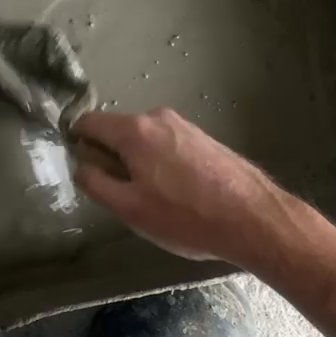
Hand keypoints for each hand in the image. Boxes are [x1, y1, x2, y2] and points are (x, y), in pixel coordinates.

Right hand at [72, 107, 292, 265]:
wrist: (255, 219)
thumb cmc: (186, 217)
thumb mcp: (130, 209)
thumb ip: (96, 183)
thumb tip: (80, 165)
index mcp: (133, 129)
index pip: (88, 122)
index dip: (79, 144)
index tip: (87, 171)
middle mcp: (156, 117)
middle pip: (118, 131)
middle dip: (114, 158)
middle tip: (128, 195)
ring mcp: (183, 124)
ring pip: (145, 139)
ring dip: (141, 162)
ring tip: (160, 200)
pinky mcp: (204, 137)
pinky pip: (169, 144)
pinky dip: (165, 164)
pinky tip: (183, 195)